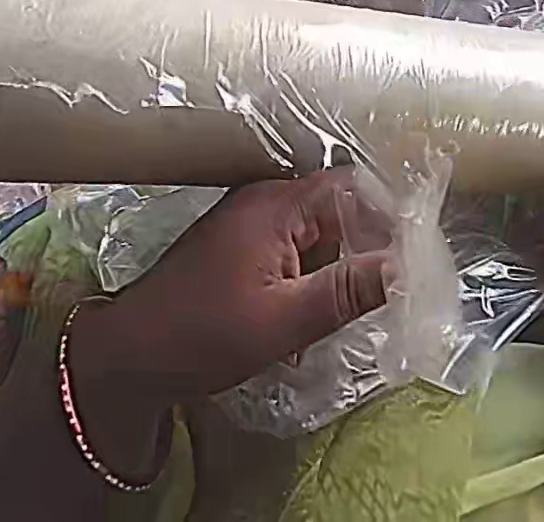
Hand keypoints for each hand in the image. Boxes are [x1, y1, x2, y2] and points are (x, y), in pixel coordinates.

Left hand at [70, 171, 393, 403]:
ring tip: (350, 304)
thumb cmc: (203, 335)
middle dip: (363, 245)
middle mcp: (265, 199)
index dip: (387, 215)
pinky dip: (309, 271)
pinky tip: (309, 309)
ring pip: (316, 228)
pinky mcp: (241, 240)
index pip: (351, 189)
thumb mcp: (282, 321)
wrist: (129, 355)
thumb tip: (404, 267)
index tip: (413, 252)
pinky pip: (292, 243)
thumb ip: (345, 291)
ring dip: (336, 262)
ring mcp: (250, 218)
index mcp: (277, 204)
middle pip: (336, 206)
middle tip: (389, 285)